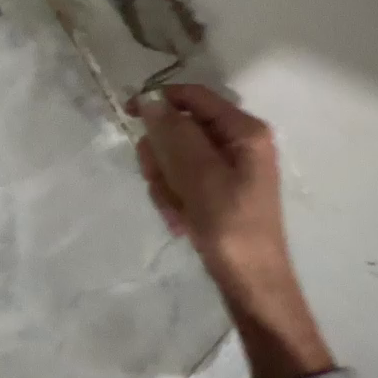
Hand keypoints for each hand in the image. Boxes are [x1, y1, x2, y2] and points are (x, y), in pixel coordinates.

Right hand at [130, 84, 332, 377]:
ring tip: (174, 209)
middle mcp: (238, 142)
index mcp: (244, 132)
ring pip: (174, 155)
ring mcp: (228, 166)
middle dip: (162, 156)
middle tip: (160, 182)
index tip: (127, 115)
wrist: (250, 281)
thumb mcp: (198, 175)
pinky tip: (180, 219)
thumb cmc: (230, 225)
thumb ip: (174, 133)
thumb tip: (150, 100)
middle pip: (179, 128)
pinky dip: (173, 196)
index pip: (194, 97)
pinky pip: (181, 178)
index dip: (159, 100)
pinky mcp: (217, 188)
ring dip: (165, 181)